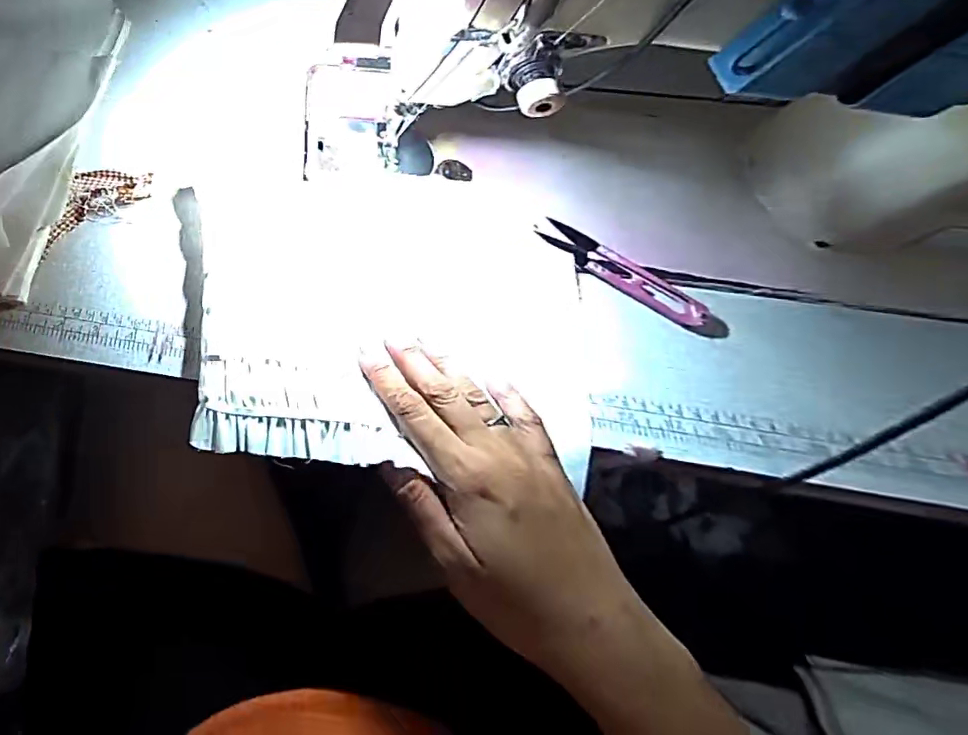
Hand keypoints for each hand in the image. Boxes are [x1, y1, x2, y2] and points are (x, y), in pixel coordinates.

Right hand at [359, 343, 715, 725]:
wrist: (600, 631)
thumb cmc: (513, 601)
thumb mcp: (452, 560)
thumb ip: (419, 503)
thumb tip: (388, 458)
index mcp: (467, 477)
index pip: (416, 419)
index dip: (388, 385)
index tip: (367, 356)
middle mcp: (498, 457)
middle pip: (448, 399)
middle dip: (416, 365)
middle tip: (391, 336)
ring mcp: (529, 459)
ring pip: (483, 401)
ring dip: (453, 369)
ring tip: (429, 344)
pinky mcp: (552, 470)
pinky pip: (529, 420)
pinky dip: (510, 395)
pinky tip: (497, 378)